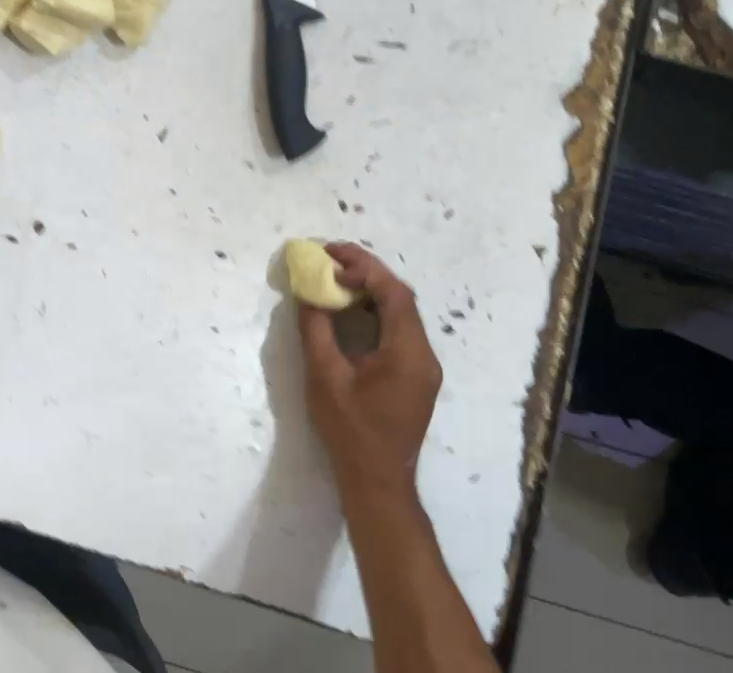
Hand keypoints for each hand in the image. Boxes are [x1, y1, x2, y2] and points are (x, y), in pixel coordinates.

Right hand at [298, 243, 441, 497]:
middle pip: (401, 299)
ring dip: (370, 290)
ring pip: (400, 314)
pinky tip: (348, 309)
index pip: (394, 295)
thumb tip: (309, 294)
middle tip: (329, 257)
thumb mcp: (324, 376)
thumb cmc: (349, 428)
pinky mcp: (414, 375)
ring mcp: (423, 366)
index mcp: (408, 352)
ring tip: (334, 277)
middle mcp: (424, 354)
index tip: (330, 254)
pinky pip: (397, 330)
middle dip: (366, 272)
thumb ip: (316, 330)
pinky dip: (373, 311)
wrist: (377, 478)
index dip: (364, 267)